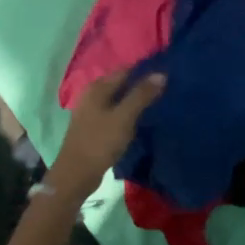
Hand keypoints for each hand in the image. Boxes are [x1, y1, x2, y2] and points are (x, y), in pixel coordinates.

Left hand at [50, 69, 165, 195]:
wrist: (76, 174)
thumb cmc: (100, 142)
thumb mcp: (124, 117)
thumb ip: (141, 95)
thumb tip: (161, 73)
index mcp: (97, 88)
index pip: (126, 70)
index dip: (146, 70)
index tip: (168, 72)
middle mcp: (92, 95)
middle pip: (122, 84)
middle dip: (142, 85)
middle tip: (168, 87)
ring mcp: (92, 112)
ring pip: (119, 100)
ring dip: (136, 101)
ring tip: (160, 102)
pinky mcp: (94, 127)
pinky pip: (115, 113)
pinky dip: (128, 114)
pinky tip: (142, 119)